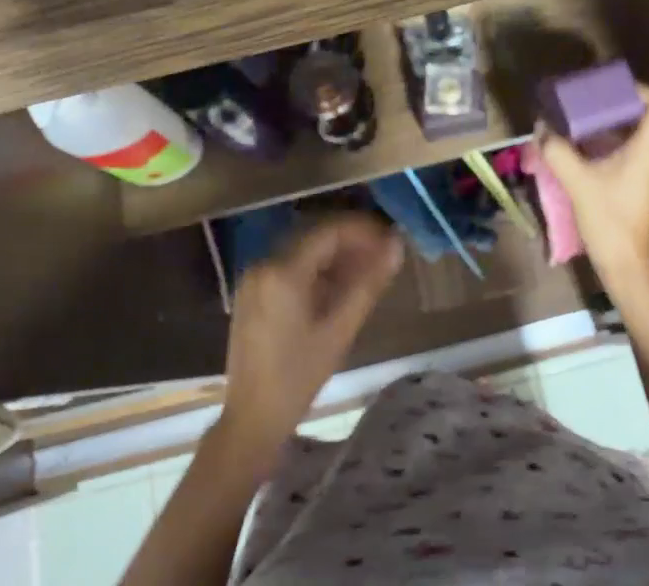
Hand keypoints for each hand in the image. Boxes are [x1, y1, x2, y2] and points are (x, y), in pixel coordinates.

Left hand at [219, 212, 403, 449]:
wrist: (252, 417)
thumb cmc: (298, 377)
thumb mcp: (340, 330)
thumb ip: (369, 284)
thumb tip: (396, 246)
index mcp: (283, 272)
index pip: (329, 232)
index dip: (363, 231)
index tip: (390, 240)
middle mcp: (263, 265)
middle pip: (315, 239)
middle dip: (351, 244)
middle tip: (384, 257)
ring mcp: (254, 280)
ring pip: (303, 253)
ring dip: (336, 258)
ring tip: (368, 273)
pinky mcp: (252, 294)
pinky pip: (290, 269)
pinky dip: (316, 272)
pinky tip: (339, 289)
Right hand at [539, 84, 648, 283]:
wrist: (622, 262)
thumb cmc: (608, 219)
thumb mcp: (577, 182)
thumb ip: (558, 151)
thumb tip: (541, 127)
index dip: (638, 89)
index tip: (609, 86)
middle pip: (645, 115)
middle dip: (616, 102)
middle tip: (587, 98)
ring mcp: (647, 170)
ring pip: (635, 133)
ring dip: (610, 122)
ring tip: (579, 116)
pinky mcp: (637, 182)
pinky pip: (627, 149)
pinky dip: (608, 141)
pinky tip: (581, 145)